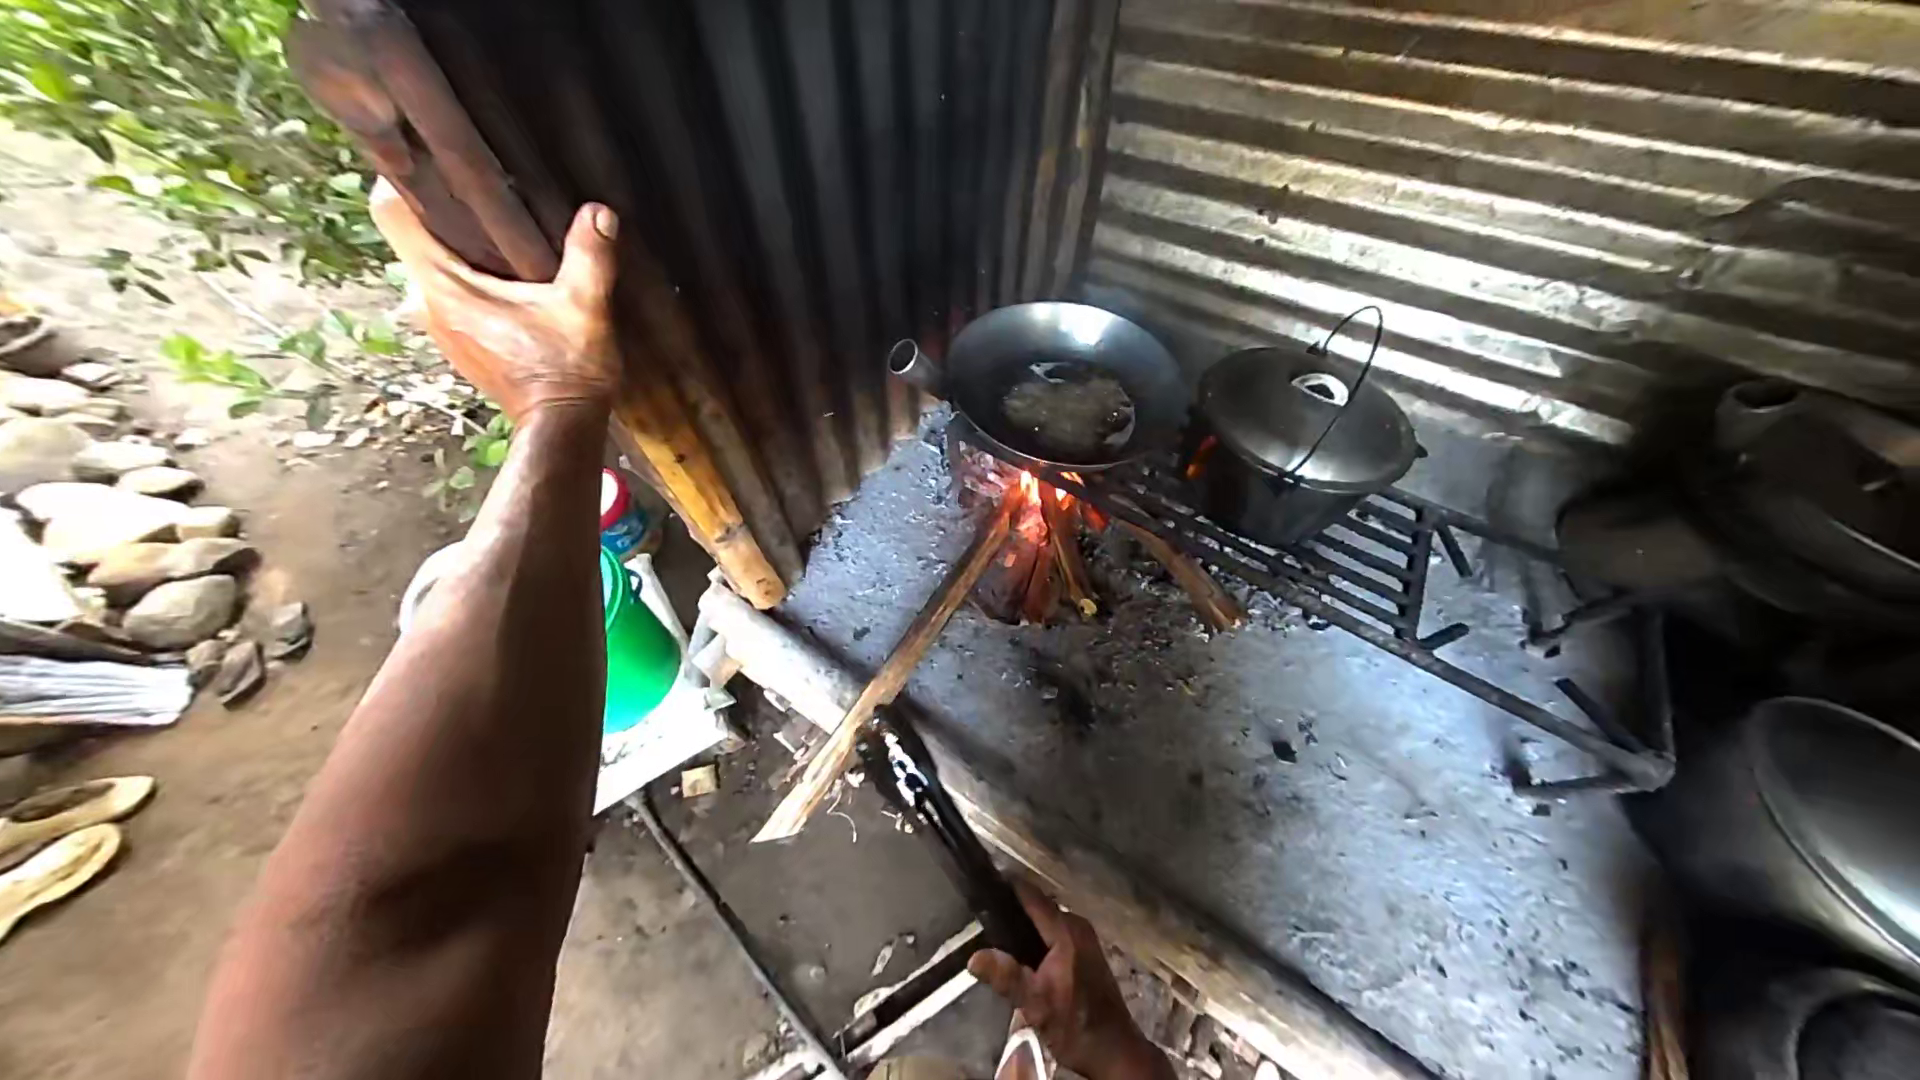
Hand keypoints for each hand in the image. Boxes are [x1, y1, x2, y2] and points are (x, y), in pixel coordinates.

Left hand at [369, 179, 620, 423]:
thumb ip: (591, 258)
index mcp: (444, 285)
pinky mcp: (460, 347)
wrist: (564, 426)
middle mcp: (427, 305)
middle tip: (487, 209)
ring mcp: (440, 330)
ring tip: (502, 252)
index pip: (391, 212)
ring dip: (460, 260)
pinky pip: (450, 302)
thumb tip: (601, 213)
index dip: (404, 180)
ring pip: (433, 273)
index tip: (436, 167)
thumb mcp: (585, 309)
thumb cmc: (569, 370)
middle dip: (445, 222)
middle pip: (413, 241)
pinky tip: (507, 292)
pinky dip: (470, 289)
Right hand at [968, 884, 1172, 1079]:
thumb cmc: (1076, 1026)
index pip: (1031, 895)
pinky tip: (1023, 951)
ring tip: (997, 933)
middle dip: (1012, 908)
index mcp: (1065, 930)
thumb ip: (1007, 977)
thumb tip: (974, 957)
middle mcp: (1076, 924)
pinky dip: (1038, 934)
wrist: (1116, 1052)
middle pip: (1038, 905)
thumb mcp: (1037, 1005)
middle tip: (983, 917)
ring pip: (1046, 918)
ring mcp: (1084, 935)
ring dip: (1025, 923)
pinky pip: (1055, 929)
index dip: (1007, 886)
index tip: (982, 882)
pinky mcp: (1086, 948)